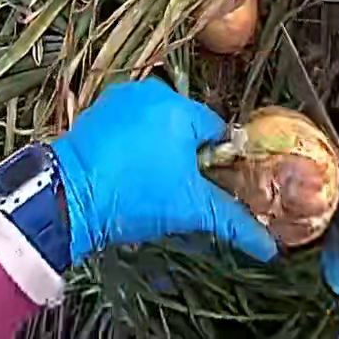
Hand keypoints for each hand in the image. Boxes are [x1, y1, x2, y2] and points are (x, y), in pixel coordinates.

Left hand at [52, 78, 279, 266]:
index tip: (204, 182)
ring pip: (159, 120)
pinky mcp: (103, 104)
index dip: (214, 159)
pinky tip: (126, 163)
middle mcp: (157, 91)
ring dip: (160, 142)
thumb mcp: (187, 209)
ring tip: (147, 176)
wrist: (69, 194)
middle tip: (174, 184)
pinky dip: (135, 135)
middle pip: (187, 123)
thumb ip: (230, 220)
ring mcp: (127, 94)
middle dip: (186, 151)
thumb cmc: (136, 195)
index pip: (215, 130)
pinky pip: (133, 118)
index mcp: (182, 108)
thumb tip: (269, 247)